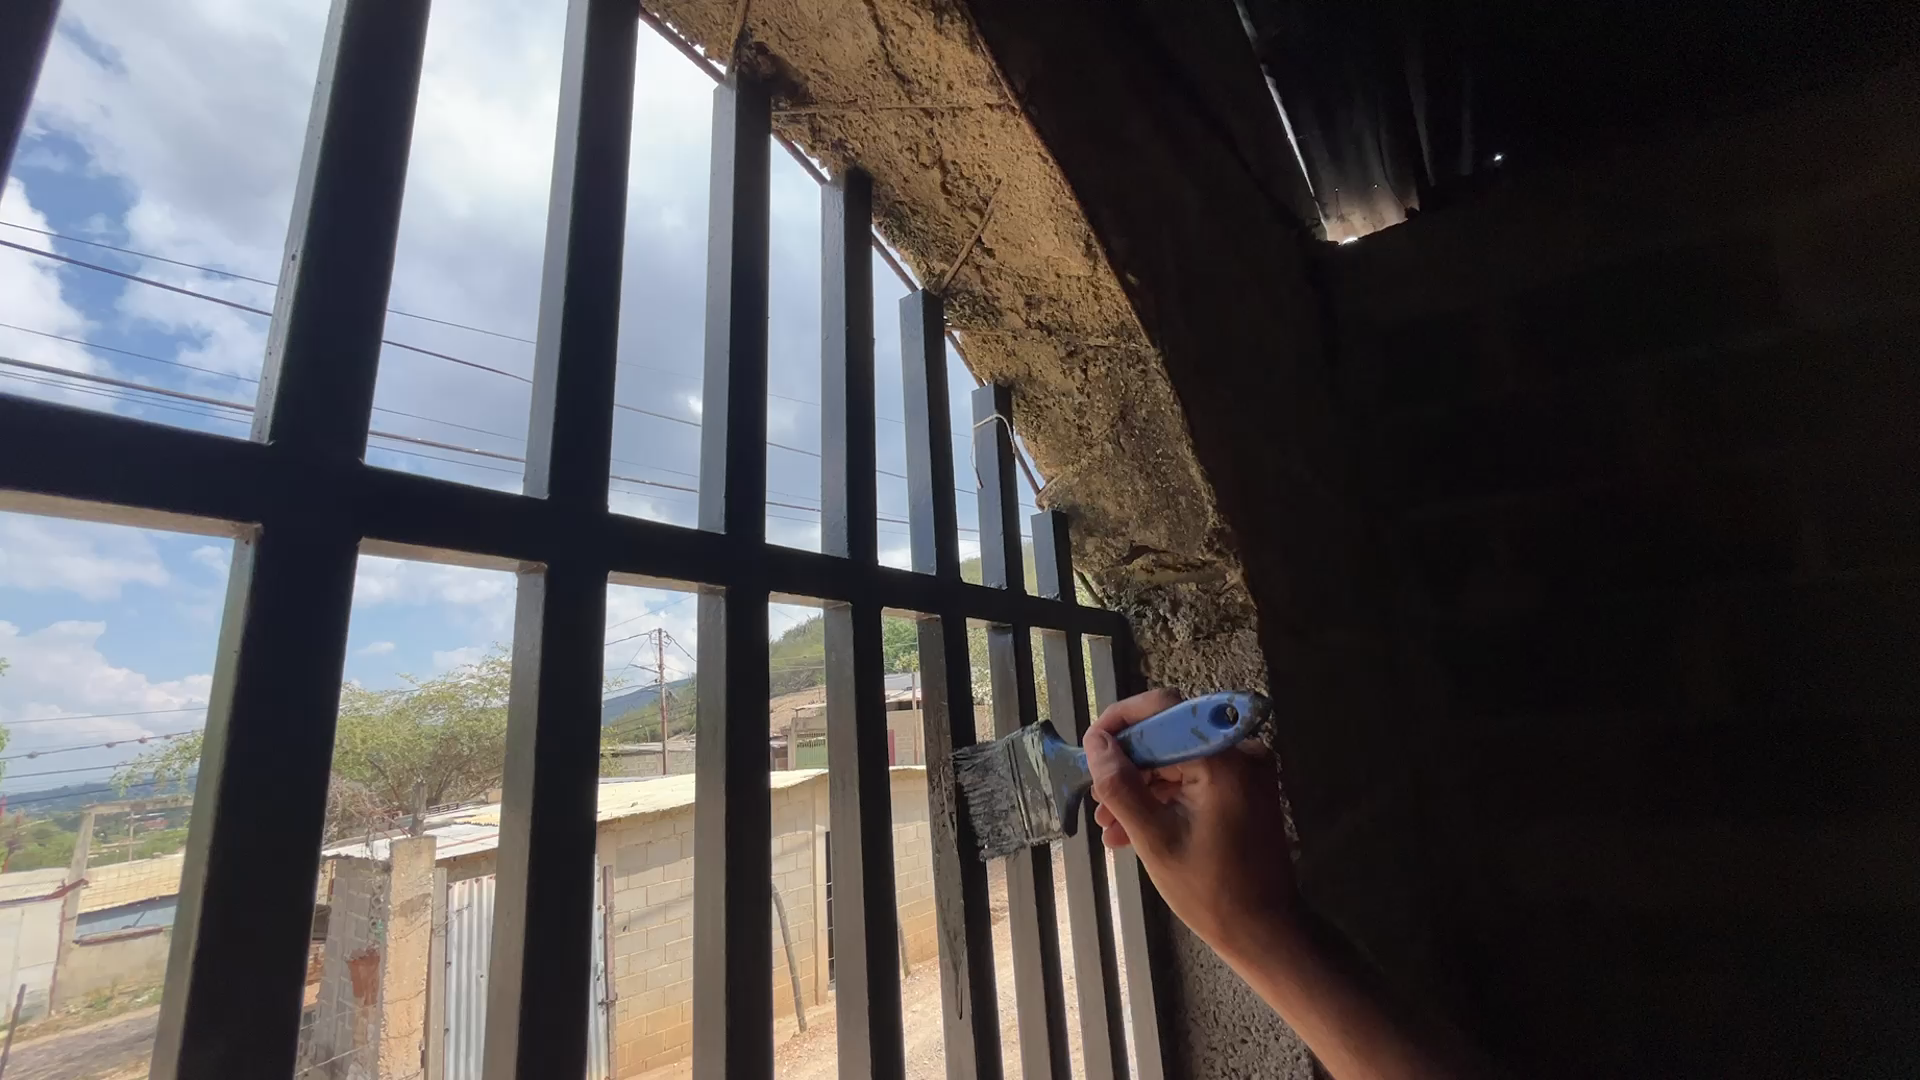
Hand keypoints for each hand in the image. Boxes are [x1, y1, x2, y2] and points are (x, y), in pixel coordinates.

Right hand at [1086, 689, 1297, 955]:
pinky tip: (1129, 829)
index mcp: (1223, 760)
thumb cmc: (1211, 892)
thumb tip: (1095, 742)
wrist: (1267, 936)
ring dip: (1139, 786)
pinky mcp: (1241, 788)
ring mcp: (1243, 770)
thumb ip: (1120, 785)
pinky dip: (1161, 797)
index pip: (1162, 709)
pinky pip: (1191, 776)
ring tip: (1107, 822)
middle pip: (1166, 734)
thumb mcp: (1154, 839)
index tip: (1091, 748)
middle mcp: (1239, 752)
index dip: (1120, 722)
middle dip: (1126, 765)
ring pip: (1175, 757)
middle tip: (1096, 797)